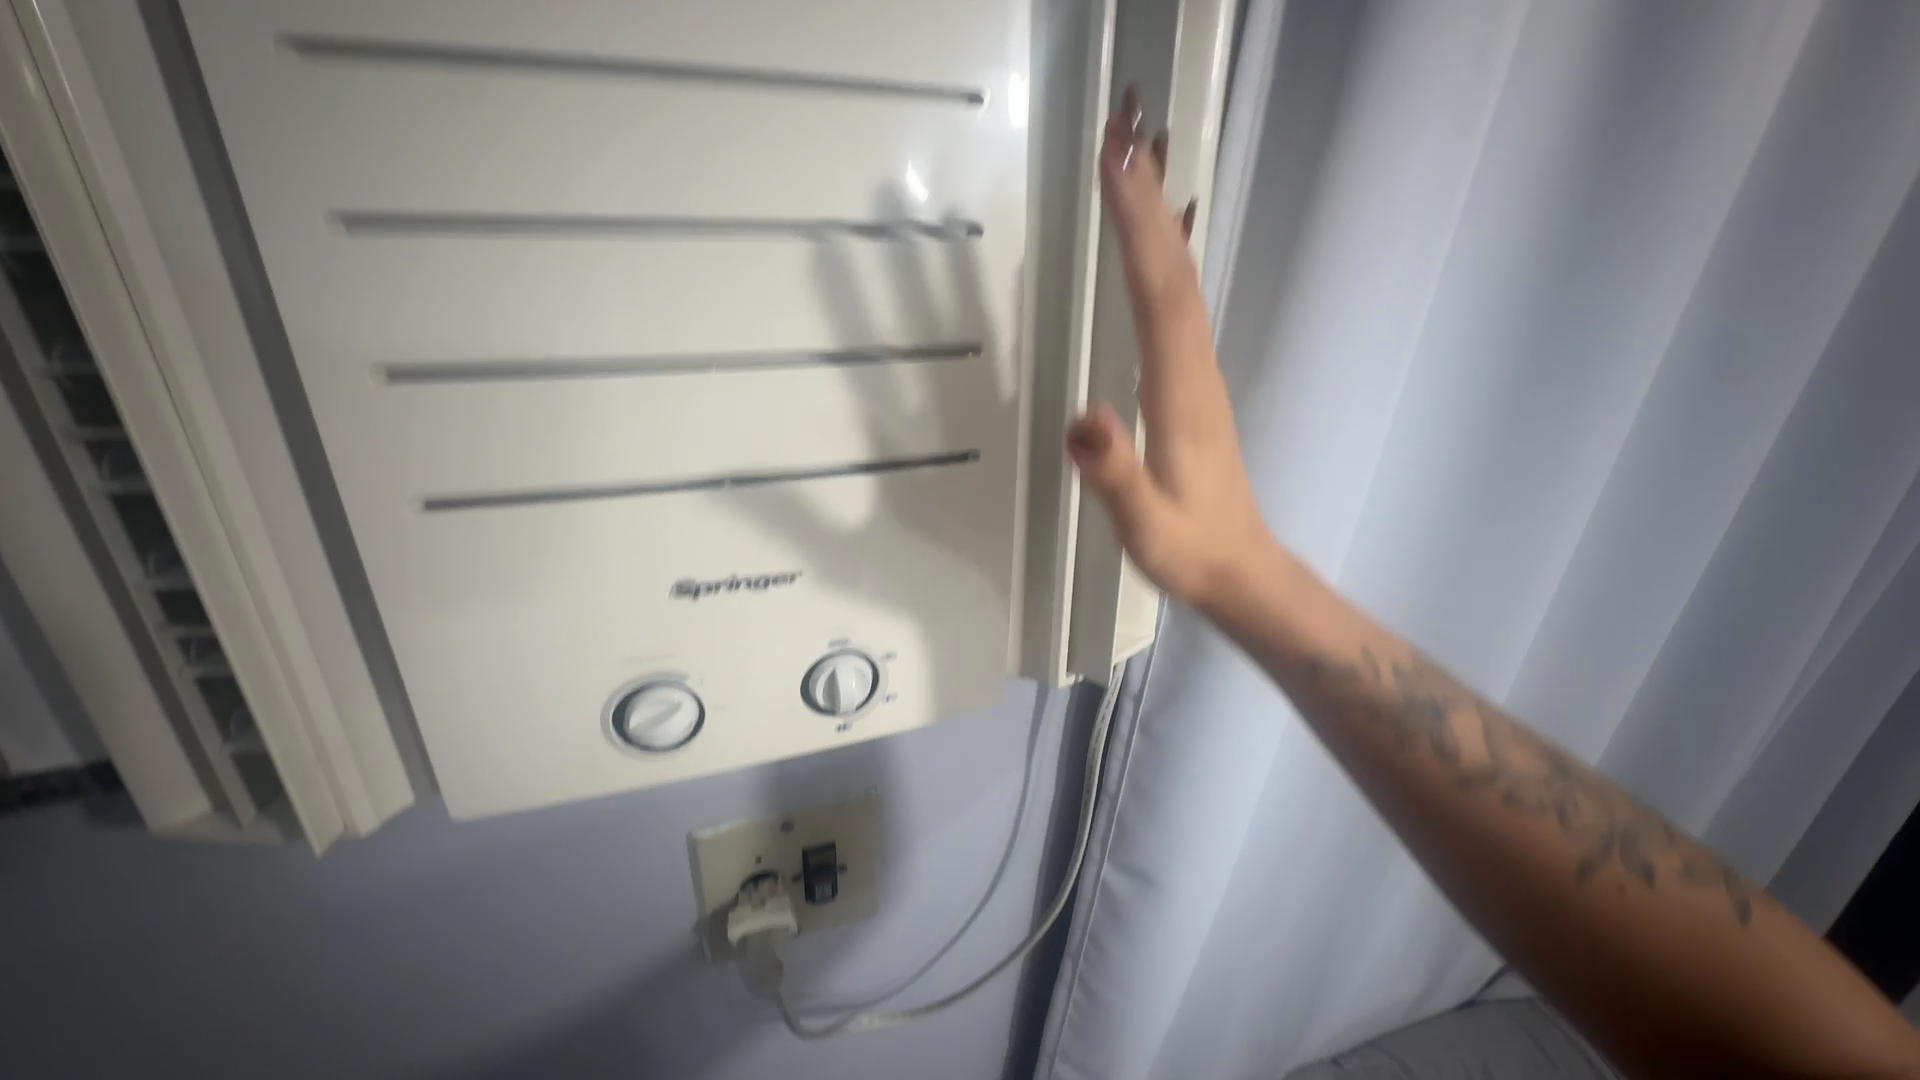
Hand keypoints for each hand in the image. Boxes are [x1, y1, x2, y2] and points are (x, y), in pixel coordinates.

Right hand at [1066, 87, 1272, 608]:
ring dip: (1158, 220)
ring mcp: (1198, 374)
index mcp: (1180, 393)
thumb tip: (1082, 415)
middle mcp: (1195, 369)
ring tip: (1135, 166)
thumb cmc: (1191, 551)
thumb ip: (1115, 472)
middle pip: (1173, 272)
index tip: (1115, 167)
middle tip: (1121, 135)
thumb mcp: (1147, 525)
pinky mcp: (1194, 385)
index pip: (1159, 296)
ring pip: (1180, 282)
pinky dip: (1166, 260)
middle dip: (1147, 202)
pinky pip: (1180, 305)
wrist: (1242, 572)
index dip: (1137, 230)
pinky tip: (1162, 243)